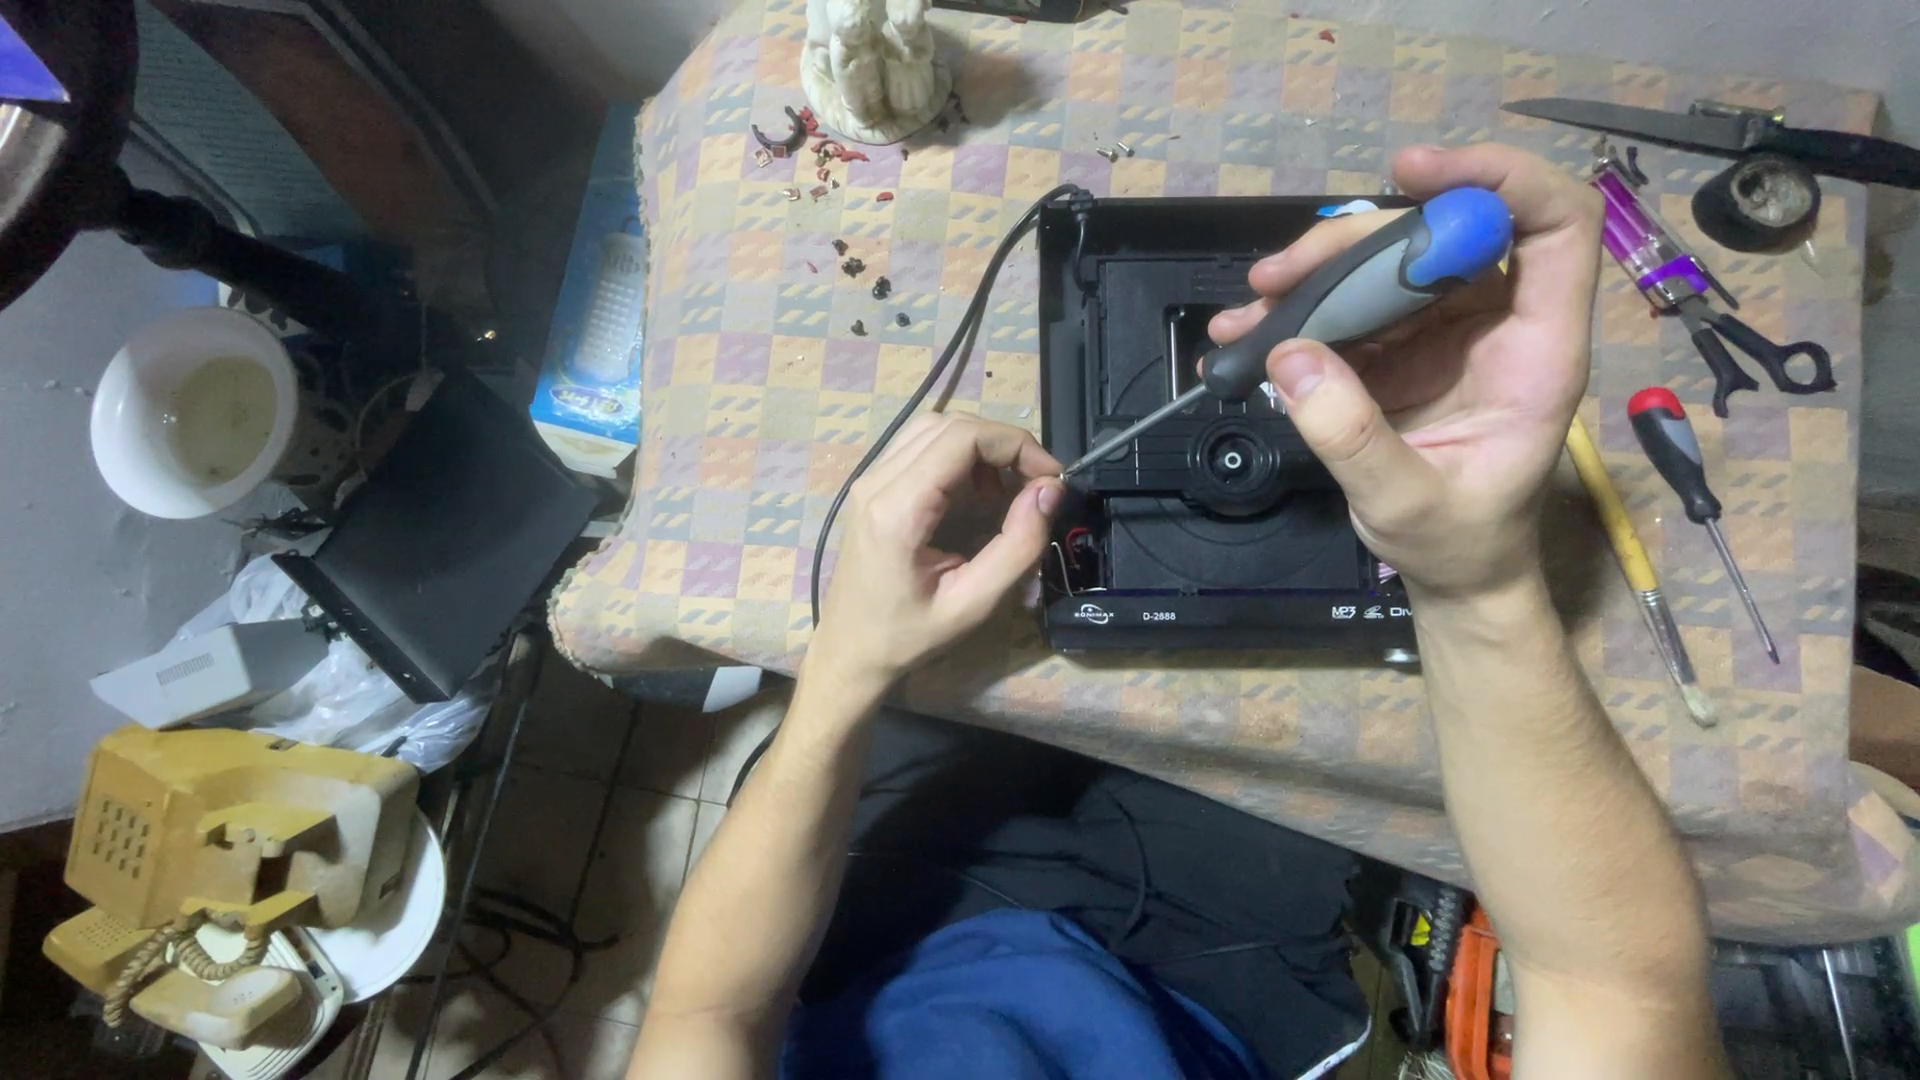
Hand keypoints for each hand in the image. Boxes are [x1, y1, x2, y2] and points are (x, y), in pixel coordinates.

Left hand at [809, 413, 1064, 695]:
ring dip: (980, 445)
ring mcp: (869, 481)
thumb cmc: (908, 636)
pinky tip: (976, 490)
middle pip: (949, 424)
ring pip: (933, 427)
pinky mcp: (871, 487)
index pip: (961, 438)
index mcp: (898, 510)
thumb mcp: (972, 604)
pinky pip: (918, 445)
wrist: (850, 651)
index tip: (1050, 477)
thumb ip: (1016, 547)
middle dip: (1002, 443)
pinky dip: (957, 453)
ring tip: (1007, 487)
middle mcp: (877, 483)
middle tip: (1036, 483)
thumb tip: (1049, 490)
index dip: (1015, 444)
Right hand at [1208, 144, 1602, 599]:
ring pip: (1380, 274)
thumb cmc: (1457, 541)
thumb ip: (1350, 435)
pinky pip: (1346, 317)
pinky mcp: (1395, 359)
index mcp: (1534, 349)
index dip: (1492, 180)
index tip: (1408, 175)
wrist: (1453, 572)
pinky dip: (1294, 321)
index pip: (1550, 225)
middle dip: (1350, 246)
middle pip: (1434, 242)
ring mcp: (1438, 340)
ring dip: (1308, 282)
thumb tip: (1286, 356)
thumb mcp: (1405, 500)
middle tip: (1273, 276)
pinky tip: (1245, 339)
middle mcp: (1490, 327)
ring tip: (1244, 311)